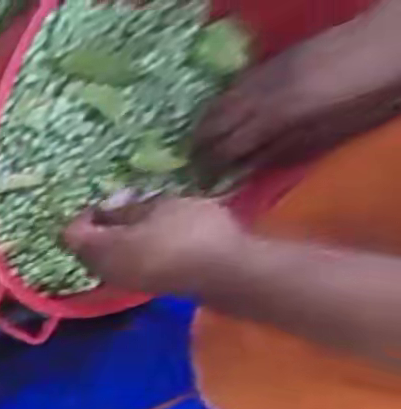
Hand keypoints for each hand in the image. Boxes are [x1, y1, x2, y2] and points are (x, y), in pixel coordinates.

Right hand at [61, 197, 247, 294]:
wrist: (222, 272)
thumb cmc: (154, 257)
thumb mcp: (104, 249)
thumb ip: (82, 237)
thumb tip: (68, 227)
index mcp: (152, 202)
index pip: (113, 211)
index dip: (93, 225)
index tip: (81, 241)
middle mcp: (182, 203)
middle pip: (142, 220)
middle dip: (124, 233)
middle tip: (108, 254)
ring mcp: (209, 220)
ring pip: (167, 231)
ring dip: (150, 244)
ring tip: (136, 265)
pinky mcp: (225, 241)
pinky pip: (187, 245)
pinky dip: (171, 255)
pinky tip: (165, 269)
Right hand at [195, 10, 400, 175]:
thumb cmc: (378, 86)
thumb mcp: (341, 125)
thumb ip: (290, 148)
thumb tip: (249, 166)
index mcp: (275, 117)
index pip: (223, 151)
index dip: (208, 168)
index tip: (201, 181)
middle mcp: (260, 97)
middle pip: (210, 128)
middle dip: (198, 149)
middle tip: (194, 164)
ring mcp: (265, 76)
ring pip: (216, 107)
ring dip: (204, 126)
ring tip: (202, 141)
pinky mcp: (275, 62)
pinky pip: (233, 89)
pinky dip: (221, 106)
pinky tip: (226, 114)